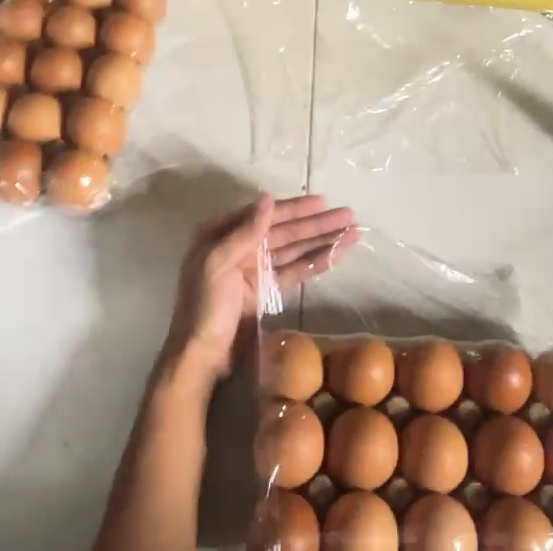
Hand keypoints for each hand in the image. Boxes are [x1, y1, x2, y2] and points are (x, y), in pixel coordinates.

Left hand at [165, 194, 357, 383]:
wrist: (200, 356)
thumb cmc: (203, 306)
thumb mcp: (218, 263)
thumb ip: (245, 231)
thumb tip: (268, 197)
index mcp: (222, 234)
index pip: (265, 215)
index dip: (295, 208)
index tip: (322, 202)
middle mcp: (240, 247)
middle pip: (285, 232)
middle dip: (317, 224)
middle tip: (349, 215)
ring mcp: (254, 270)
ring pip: (294, 250)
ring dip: (322, 241)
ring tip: (352, 233)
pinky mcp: (266, 291)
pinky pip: (294, 272)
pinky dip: (315, 263)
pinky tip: (336, 254)